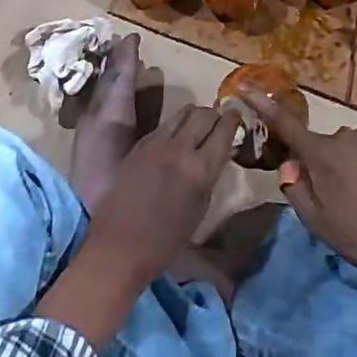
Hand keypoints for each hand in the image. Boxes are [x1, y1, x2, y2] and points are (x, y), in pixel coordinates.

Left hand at [82, 104, 240, 284]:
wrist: (120, 244)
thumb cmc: (166, 239)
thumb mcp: (200, 207)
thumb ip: (210, 174)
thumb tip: (220, 152)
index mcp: (200, 168)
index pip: (223, 130)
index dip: (232, 119)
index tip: (236, 116)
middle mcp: (180, 148)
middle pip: (204, 113)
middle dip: (215, 115)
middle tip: (218, 122)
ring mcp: (158, 142)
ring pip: (184, 112)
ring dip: (195, 115)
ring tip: (197, 127)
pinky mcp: (141, 143)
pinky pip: (166, 124)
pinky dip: (176, 125)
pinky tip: (176, 139)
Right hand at [242, 88, 356, 297]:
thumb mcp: (316, 222)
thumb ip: (294, 188)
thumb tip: (288, 163)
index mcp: (320, 155)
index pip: (285, 124)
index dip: (263, 104)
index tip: (245, 85)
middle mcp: (343, 135)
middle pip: (324, 144)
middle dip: (326, 162)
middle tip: (342, 196)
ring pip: (350, 143)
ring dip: (352, 160)